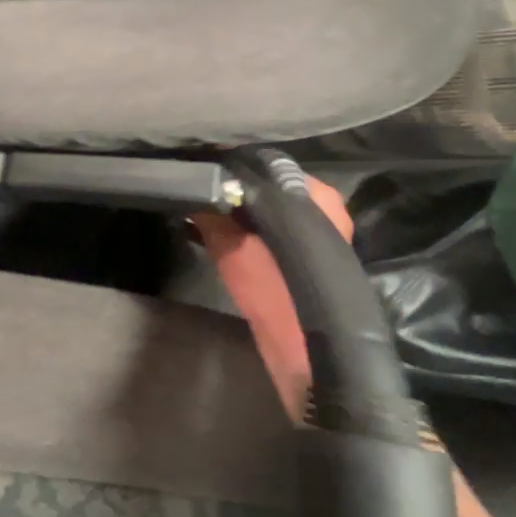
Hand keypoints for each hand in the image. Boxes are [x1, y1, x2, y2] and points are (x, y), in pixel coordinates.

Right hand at [191, 175, 352, 421]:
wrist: (305, 352)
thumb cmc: (275, 292)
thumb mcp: (232, 247)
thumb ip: (212, 212)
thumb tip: (189, 186)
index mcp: (316, 194)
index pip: (263, 164)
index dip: (227, 166)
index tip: (196, 170)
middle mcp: (326, 206)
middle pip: (266, 186)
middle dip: (230, 189)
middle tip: (195, 193)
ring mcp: (322, 232)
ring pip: (268, 209)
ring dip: (237, 212)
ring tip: (200, 212)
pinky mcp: (312, 256)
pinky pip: (272, 228)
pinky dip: (248, 229)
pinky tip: (218, 234)